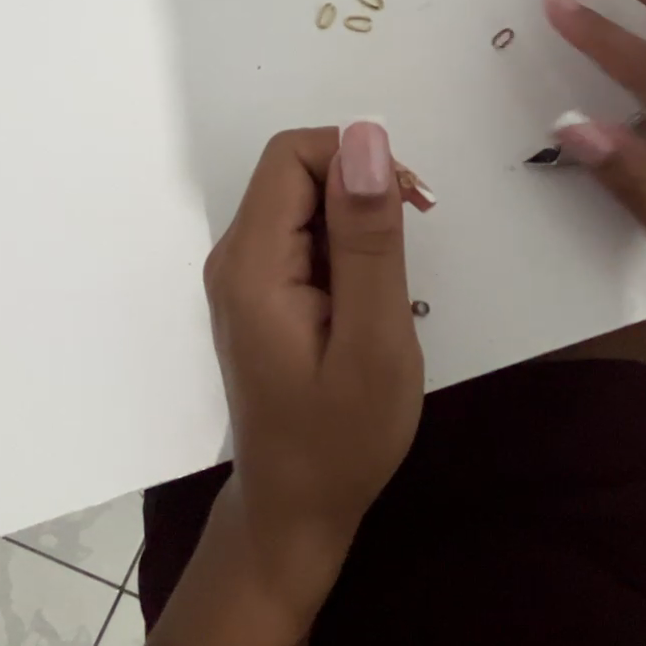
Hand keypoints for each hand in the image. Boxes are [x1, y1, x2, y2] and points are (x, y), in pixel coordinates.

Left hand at [202, 123, 423, 609]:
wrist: (297, 509)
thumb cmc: (342, 438)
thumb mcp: (373, 340)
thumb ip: (368, 238)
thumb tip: (366, 136)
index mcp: (252, 263)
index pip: (292, 155)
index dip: (355, 160)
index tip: (408, 204)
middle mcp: (235, 256)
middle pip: (295, 172)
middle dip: (361, 188)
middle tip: (411, 242)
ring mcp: (243, 275)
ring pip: (304, 201)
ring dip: (358, 218)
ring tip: (394, 280)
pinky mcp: (261, 291)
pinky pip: (304, 235)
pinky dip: (346, 245)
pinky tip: (371, 290)